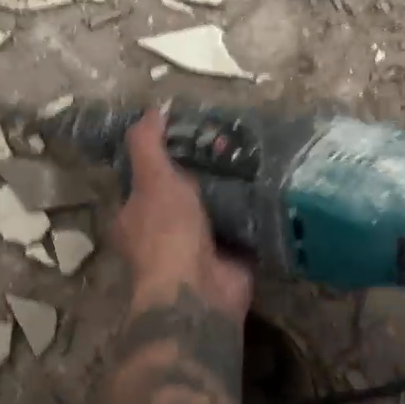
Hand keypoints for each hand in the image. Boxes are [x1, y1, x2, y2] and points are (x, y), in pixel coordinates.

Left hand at [115, 108, 252, 320]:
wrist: (199, 293)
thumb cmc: (166, 232)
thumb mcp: (151, 179)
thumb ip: (147, 144)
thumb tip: (152, 109)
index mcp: (134, 213)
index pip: (145, 174)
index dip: (165, 150)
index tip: (191, 127)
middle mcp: (162, 230)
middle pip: (183, 189)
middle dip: (204, 168)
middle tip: (230, 138)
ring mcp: (197, 246)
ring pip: (214, 207)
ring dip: (231, 188)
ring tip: (254, 154)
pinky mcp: (230, 257)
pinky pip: (242, 228)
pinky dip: (254, 212)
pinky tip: (270, 185)